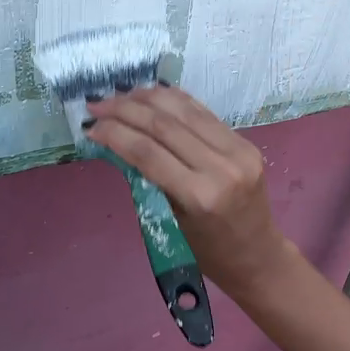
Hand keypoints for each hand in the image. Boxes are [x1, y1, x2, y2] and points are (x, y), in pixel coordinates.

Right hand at [83, 85, 295, 298]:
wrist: (258, 256)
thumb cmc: (207, 250)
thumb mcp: (170, 220)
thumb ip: (149, 178)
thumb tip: (118, 140)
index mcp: (199, 196)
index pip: (148, 152)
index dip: (115, 133)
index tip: (91, 126)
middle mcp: (221, 168)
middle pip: (164, 125)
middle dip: (125, 109)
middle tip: (97, 104)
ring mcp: (238, 151)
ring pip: (184, 110)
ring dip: (148, 97)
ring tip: (120, 94)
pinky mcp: (246, 143)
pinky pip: (204, 113)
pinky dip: (175, 99)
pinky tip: (152, 94)